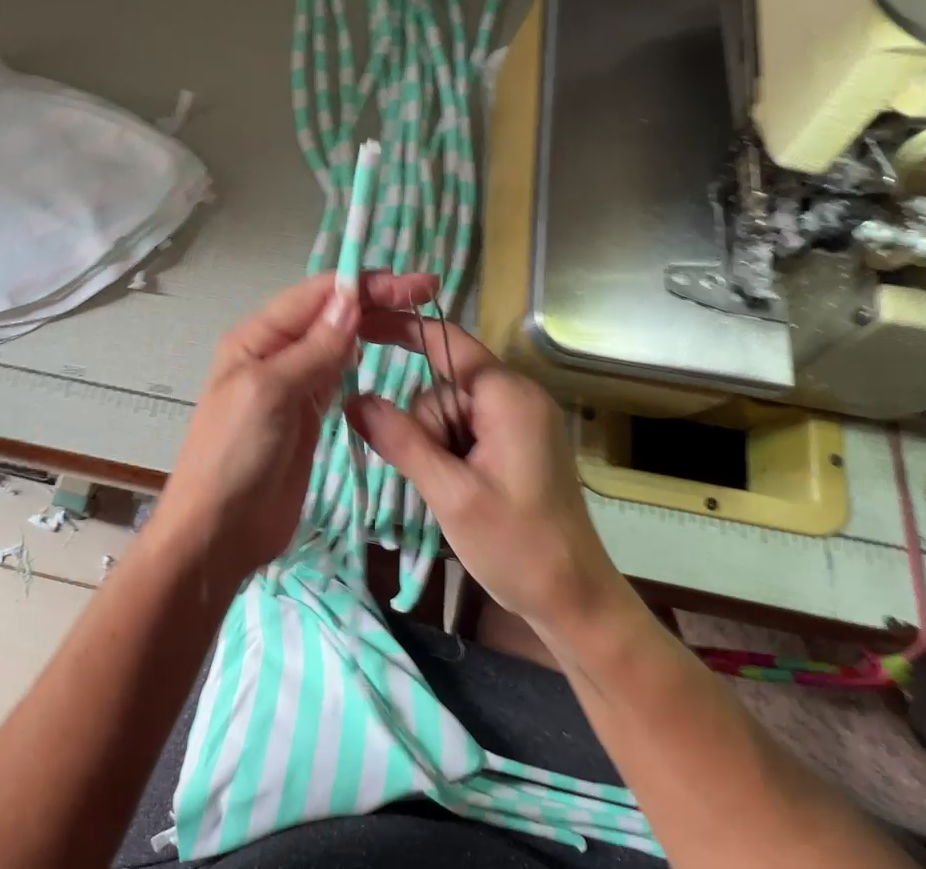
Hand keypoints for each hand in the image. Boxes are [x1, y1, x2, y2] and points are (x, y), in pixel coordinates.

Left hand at [156, 271, 437, 579]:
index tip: (415, 285)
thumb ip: (312, 349)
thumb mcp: (270, 393)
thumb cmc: (235, 455)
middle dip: (376, 301)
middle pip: (330, 315)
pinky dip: (362, 360)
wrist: (220, 529)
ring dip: (373, 327)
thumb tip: (350, 297)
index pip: (316, 295)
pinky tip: (386, 353)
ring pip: (337, 342)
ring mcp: (292, 386)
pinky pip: (338, 376)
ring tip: (419, 321)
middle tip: (430, 297)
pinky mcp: (308, 417)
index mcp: (256, 337)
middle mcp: (274, 353)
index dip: (364, 283)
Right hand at [344, 314, 624, 631]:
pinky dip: (447, 457)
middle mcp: (516, 399)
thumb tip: (352, 399)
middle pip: (439, 388)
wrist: (573, 600)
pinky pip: (462, 433)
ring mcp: (517, 424)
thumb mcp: (450, 494)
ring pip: (445, 414)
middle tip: (442, 480)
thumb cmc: (518, 547)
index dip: (403, 330)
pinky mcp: (514, 447)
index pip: (448, 343)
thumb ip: (401, 441)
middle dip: (425, 428)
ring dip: (435, 449)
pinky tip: (458, 492)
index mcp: (509, 398)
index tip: (361, 325)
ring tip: (456, 494)